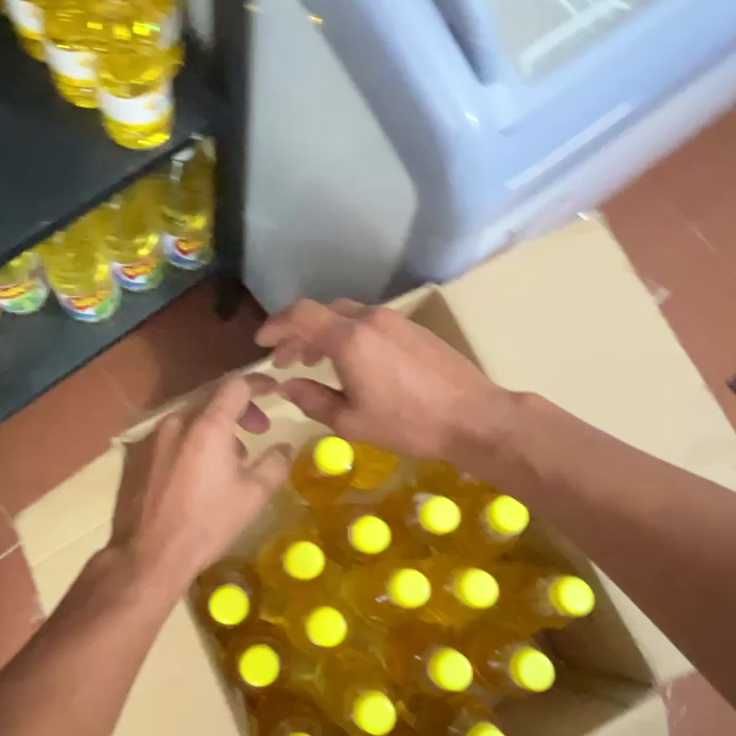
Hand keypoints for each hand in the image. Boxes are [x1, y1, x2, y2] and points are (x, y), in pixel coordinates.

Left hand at [113, 373, 291, 590]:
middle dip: (240, 411)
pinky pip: (172, 437)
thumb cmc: (207, 524)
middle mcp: (176, 423)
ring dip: (215, 429)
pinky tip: (199, 474)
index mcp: (207, 426)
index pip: (235, 386)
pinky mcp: (137, 457)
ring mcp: (152, 439)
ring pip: (191, 419)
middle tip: (258, 432)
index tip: (275, 390)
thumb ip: (275, 463)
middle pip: (212, 400)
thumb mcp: (253, 496)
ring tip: (229, 460)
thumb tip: (284, 447)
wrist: (149, 555)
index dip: (259, 384)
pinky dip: (192, 442)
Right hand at [255, 299, 513, 463]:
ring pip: (347, 315)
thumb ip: (313, 400)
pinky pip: (369, 322)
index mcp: (349, 338)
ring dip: (324, 334)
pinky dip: (349, 335)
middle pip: (322, 312)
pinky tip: (352, 364)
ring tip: (315, 363)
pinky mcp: (413, 328)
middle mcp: (370, 318)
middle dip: (298, 332)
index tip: (262, 344)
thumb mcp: (352, 421)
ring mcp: (395, 320)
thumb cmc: (408, 424)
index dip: (275, 326)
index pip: (300, 315)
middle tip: (285, 360)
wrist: (473, 416)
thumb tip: (288, 386)